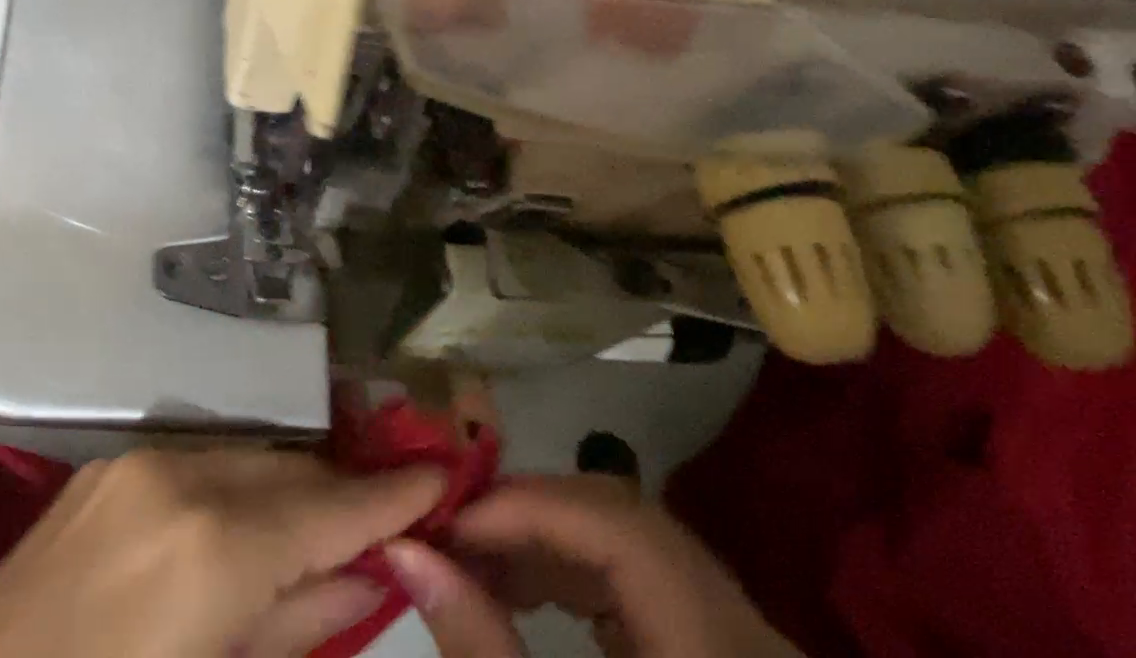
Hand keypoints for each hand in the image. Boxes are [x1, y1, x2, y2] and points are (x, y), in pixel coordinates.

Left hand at [0, 447, 446, 657]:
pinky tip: (249, 514)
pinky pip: (200, 459)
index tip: (443, 479)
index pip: (331, 508)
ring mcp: (136, 463)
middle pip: (294, 469)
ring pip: (249, 456)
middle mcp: (180, 479)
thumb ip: (301, 620)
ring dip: (293, 484)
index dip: (394, 495)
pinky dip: (240, 481)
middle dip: (344, 491)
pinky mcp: (107, 465)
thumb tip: (367, 573)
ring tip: (323, 520)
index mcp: (217, 545)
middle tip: (389, 515)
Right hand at [384, 475, 801, 657]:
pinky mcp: (719, 650)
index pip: (623, 532)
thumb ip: (478, 643)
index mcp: (718, 656)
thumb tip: (404, 551)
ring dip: (544, 539)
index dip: (529, 508)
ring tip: (471, 562)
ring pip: (634, 544)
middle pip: (628, 523)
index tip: (447, 522)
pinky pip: (644, 580)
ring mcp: (741, 642)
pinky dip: (573, 571)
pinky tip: (521, 590)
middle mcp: (749, 637)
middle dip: (527, 515)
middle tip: (446, 532)